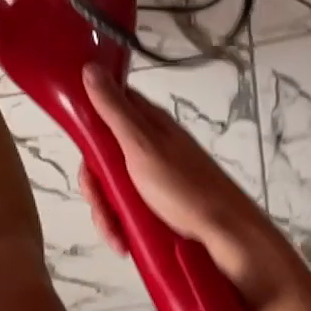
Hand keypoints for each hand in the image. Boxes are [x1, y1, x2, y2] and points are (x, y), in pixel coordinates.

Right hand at [79, 66, 300, 306]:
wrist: (233, 243)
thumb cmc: (188, 190)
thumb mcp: (143, 146)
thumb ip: (114, 110)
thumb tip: (89, 67)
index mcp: (148, 124)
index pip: (108, 105)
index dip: (87, 119)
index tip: (77, 141)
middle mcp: (149, 146)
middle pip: (103, 152)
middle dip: (94, 181)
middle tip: (97, 201)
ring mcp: (154, 177)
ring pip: (112, 183)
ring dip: (106, 210)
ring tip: (115, 237)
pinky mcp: (158, 205)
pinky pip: (126, 207)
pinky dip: (120, 224)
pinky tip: (123, 242)